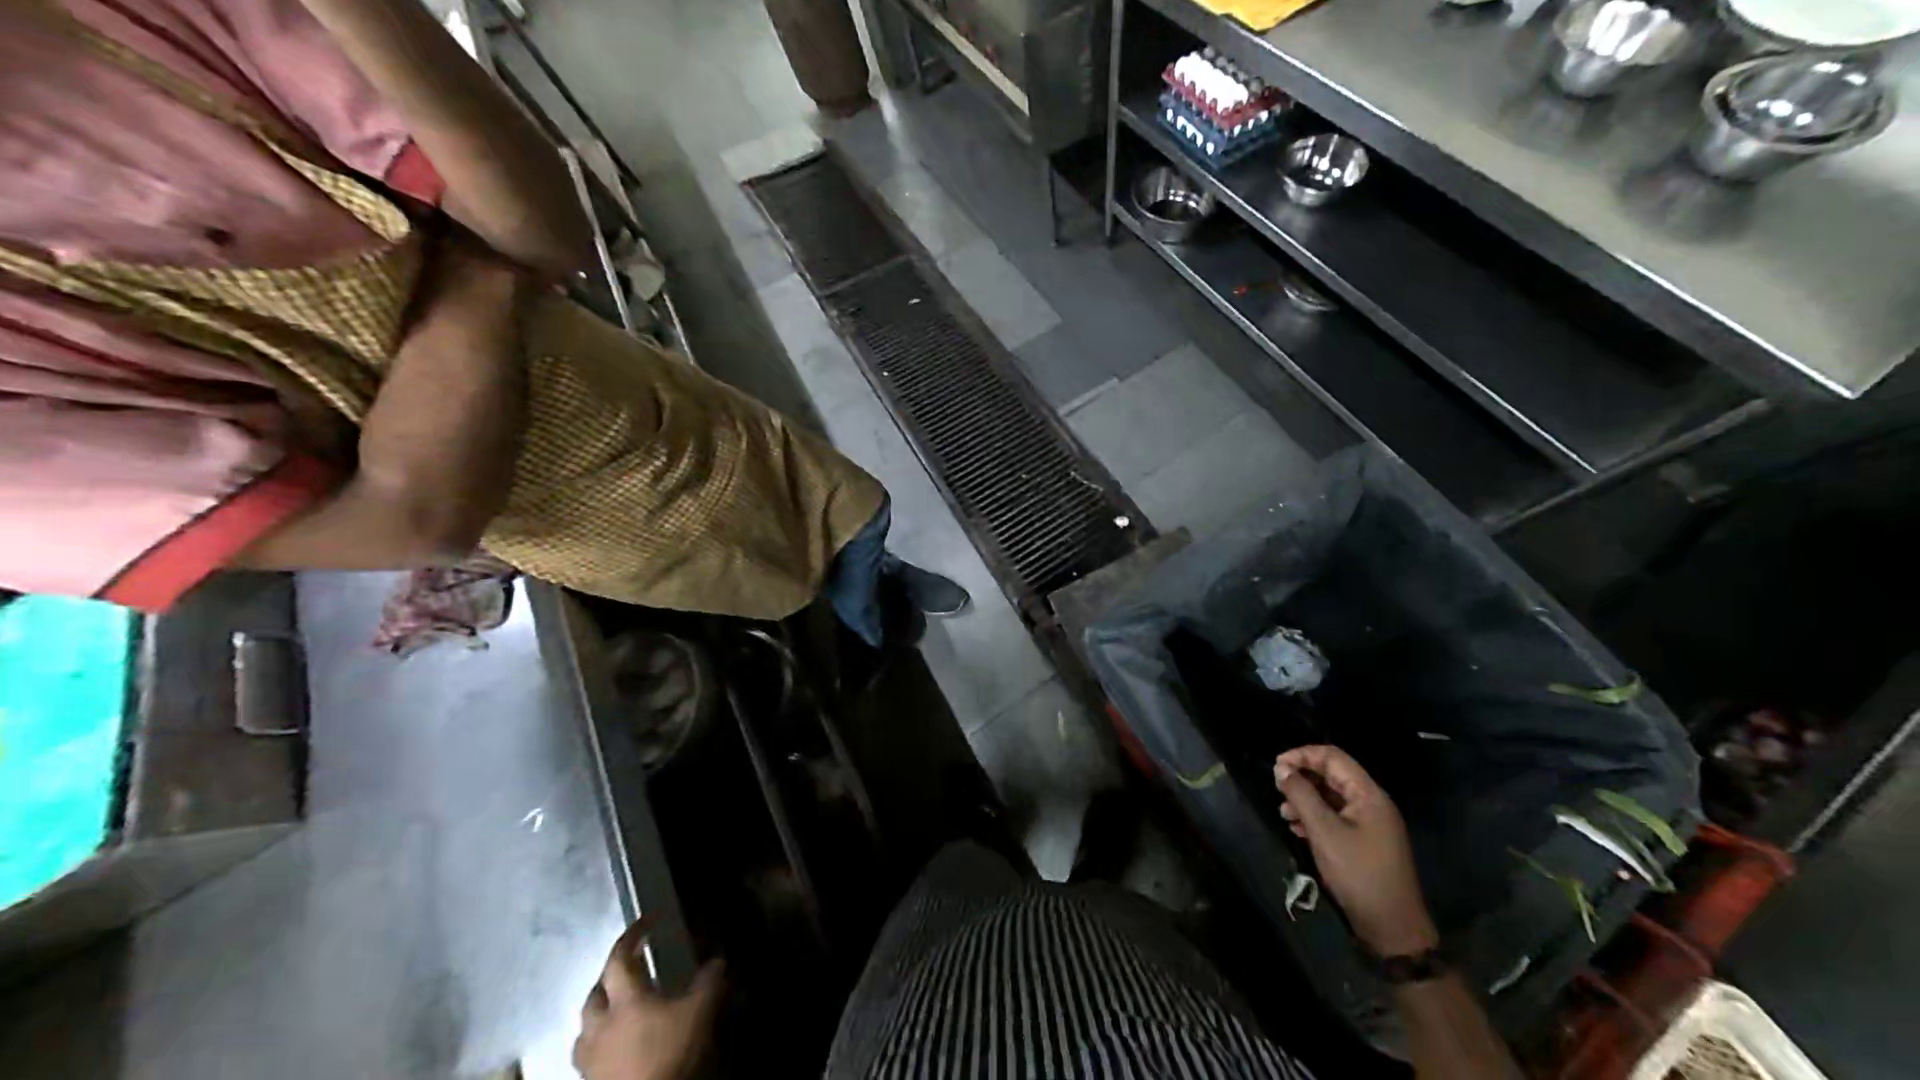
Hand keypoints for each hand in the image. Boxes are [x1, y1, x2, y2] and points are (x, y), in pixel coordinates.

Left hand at [573, 920, 725, 1079]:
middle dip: (610, 977)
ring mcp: (589, 1059)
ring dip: (599, 1013)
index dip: (632, 936)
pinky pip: (587, 1056)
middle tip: (630, 969)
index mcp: (624, 1000)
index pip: (619, 958)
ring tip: (617, 1010)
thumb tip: (718, 962)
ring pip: (585, 1028)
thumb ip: (708, 984)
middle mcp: (598, 1025)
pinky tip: (614, 1048)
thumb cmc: (670, 1056)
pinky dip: (598, 1044)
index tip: (646, 921)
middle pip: (595, 993)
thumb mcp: (699, 1014)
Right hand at [1274, 744, 1437, 957]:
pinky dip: (1314, 817)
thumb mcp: (1324, 831)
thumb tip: (1281, 769)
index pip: (1333, 758)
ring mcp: (1370, 824)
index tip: (1276, 767)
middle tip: (1277, 789)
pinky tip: (1297, 829)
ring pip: (1331, 797)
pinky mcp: (1364, 841)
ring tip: (1284, 813)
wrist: (1391, 926)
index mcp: (1368, 795)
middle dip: (1302, 778)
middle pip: (1332, 776)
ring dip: (1305, 799)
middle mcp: (1371, 803)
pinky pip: (1335, 817)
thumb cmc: (1358, 872)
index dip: (1302, 755)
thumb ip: (1301, 795)